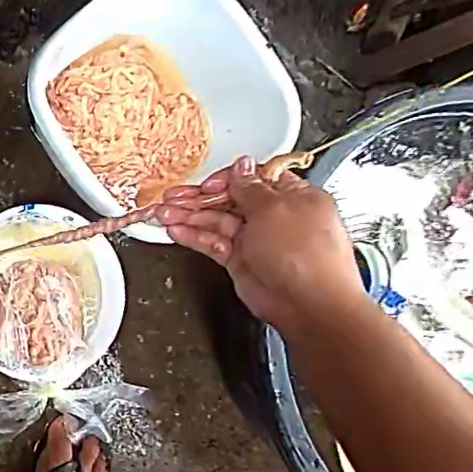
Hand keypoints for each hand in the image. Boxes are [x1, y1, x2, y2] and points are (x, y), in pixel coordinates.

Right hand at [158, 156, 368, 335]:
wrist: (308, 304)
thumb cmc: (307, 257)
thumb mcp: (274, 209)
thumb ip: (251, 187)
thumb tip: (242, 167)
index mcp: (292, 197)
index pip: (253, 178)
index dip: (227, 179)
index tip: (206, 184)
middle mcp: (274, 216)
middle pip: (228, 199)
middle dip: (198, 198)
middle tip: (172, 197)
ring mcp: (256, 239)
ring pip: (215, 221)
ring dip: (188, 216)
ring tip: (164, 214)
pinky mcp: (240, 259)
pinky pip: (212, 242)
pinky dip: (193, 236)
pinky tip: (176, 230)